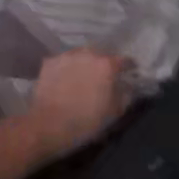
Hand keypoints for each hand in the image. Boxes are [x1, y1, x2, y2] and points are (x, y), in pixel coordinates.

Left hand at [19, 49, 135, 160]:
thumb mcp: (114, 111)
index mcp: (106, 65)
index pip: (124, 61)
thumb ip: (124, 95)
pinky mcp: (49, 62)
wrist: (49, 123)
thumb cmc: (86, 120)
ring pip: (80, 56)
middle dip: (103, 64)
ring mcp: (65, 56)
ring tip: (83, 77)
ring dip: (84, 64)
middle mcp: (86, 54)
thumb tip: (127, 86)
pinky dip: (67, 68)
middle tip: (103, 77)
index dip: (128, 67)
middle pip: (100, 55)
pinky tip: (65, 79)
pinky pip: (63, 61)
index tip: (129, 73)